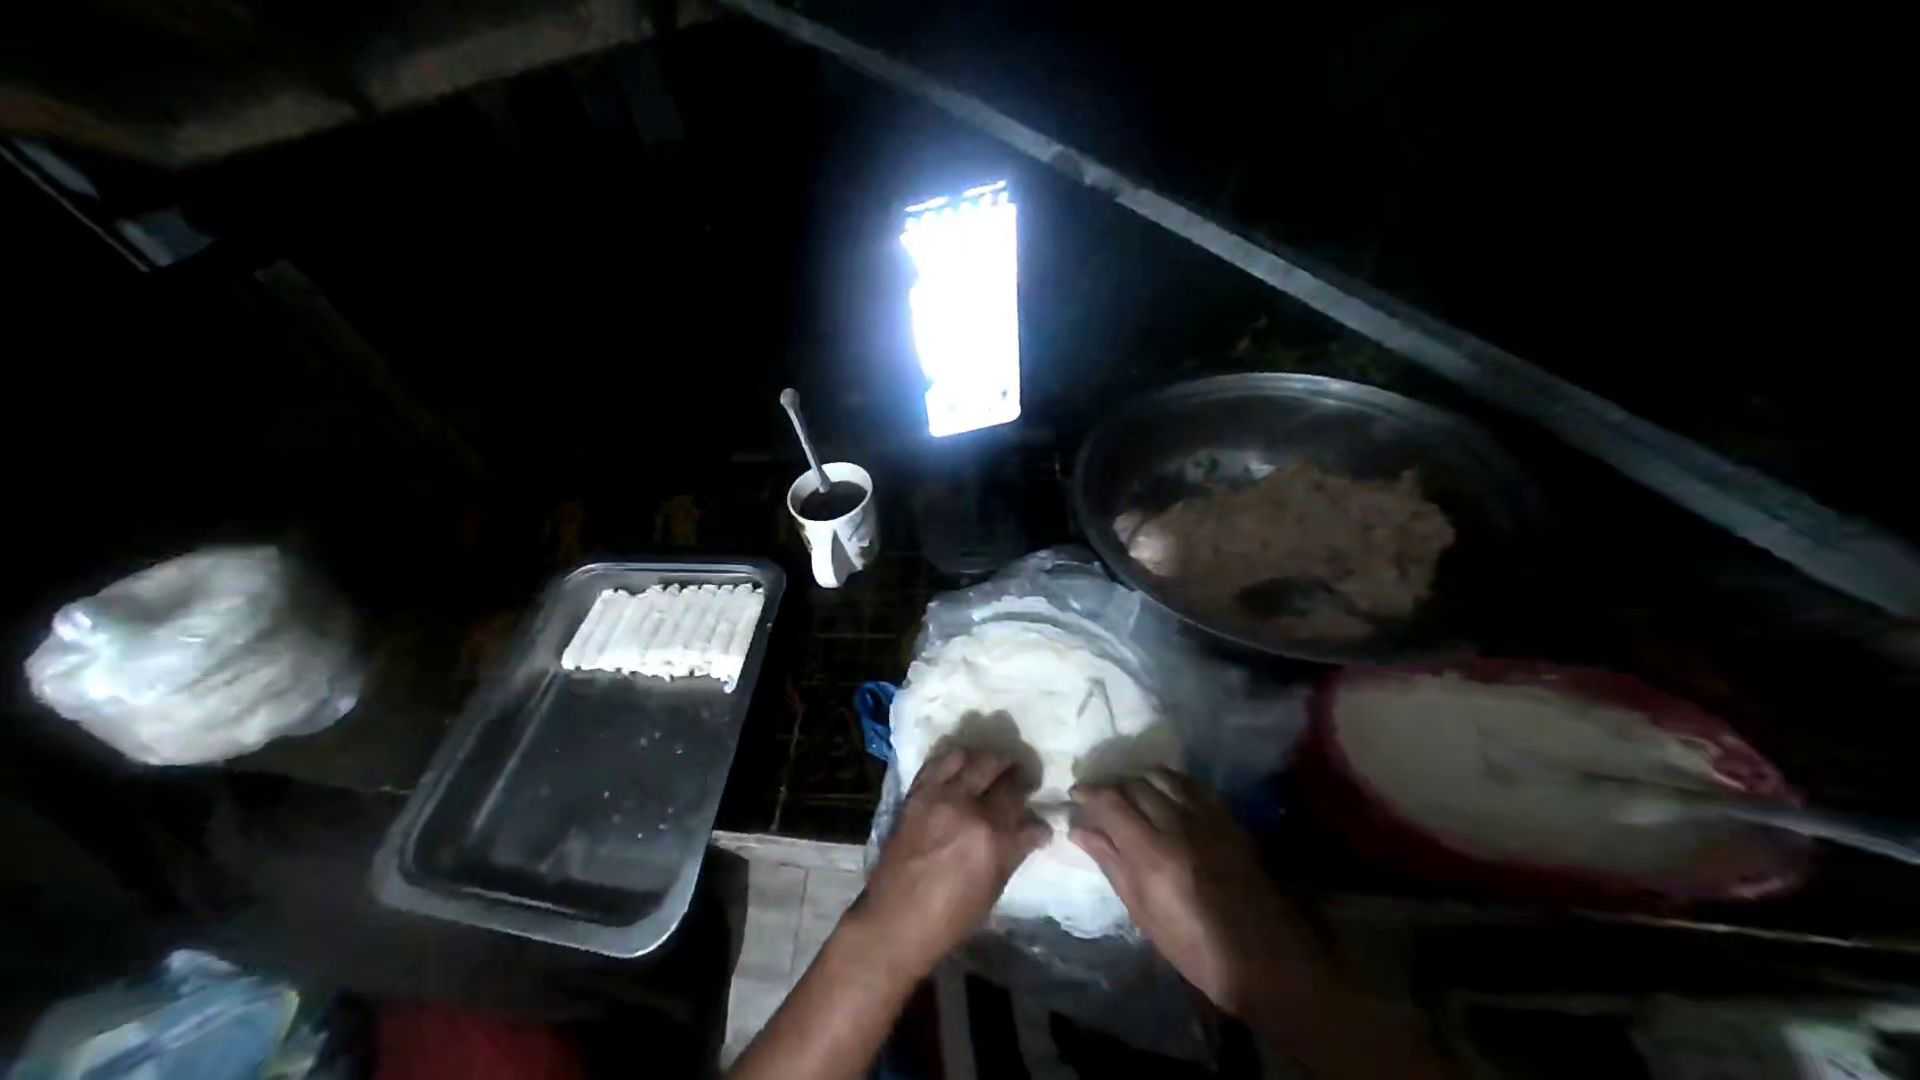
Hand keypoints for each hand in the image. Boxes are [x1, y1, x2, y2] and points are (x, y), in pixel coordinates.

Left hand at [854, 746, 1048, 979]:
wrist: (895, 919)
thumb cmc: (950, 917)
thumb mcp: (993, 888)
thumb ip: (1015, 850)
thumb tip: (1035, 829)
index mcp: (993, 838)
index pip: (1025, 810)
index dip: (1035, 812)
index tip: (1036, 813)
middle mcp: (968, 808)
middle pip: (1001, 775)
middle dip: (1015, 775)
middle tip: (1018, 780)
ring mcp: (939, 797)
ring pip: (971, 758)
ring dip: (986, 760)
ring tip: (990, 767)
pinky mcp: (916, 793)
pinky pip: (939, 763)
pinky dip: (955, 760)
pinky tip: (962, 767)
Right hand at [1069, 769, 1325, 1017]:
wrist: (1264, 957)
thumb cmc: (1194, 946)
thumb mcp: (1142, 911)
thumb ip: (1111, 861)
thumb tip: (1079, 830)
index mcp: (1153, 851)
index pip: (1110, 801)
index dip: (1088, 792)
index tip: (1075, 795)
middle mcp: (1178, 823)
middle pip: (1134, 782)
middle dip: (1110, 784)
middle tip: (1098, 797)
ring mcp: (1207, 817)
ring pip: (1163, 776)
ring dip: (1139, 778)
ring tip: (1128, 791)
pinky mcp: (1227, 818)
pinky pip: (1192, 784)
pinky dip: (1170, 781)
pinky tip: (1164, 793)